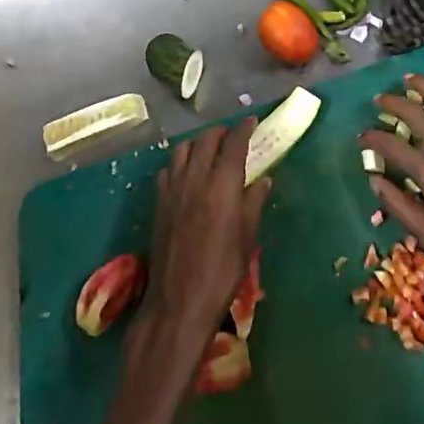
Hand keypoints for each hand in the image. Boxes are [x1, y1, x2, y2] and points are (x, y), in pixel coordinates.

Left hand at [145, 119, 272, 332]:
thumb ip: (254, 203)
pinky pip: (168, 169)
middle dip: (221, 133)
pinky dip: (180, 163)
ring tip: (209, 151)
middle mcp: (195, 178)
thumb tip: (263, 179)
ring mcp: (173, 188)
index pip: (233, 144)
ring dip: (198, 143)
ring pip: (183, 149)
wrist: (179, 301)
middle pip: (206, 140)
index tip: (252, 122)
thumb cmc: (222, 273)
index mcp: (221, 185)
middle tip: (233, 136)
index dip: (243, 129)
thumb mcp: (247, 239)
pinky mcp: (159, 201)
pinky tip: (187, 174)